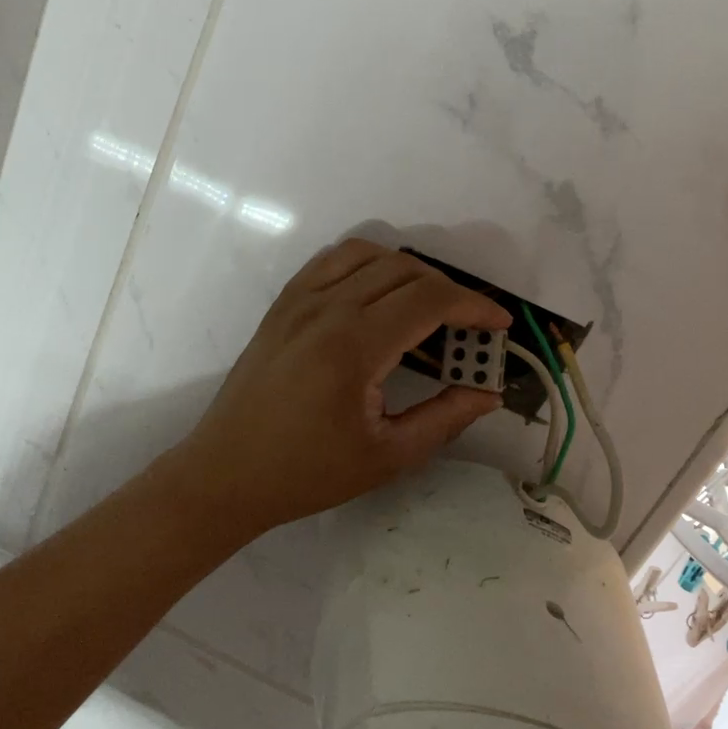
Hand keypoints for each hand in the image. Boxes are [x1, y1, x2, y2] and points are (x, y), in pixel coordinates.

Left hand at [161, 239, 510, 536]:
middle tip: (469, 326)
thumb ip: (445, 417)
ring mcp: (298, 301)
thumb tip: (489, 392)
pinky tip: (376, 295)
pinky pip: (330, 261)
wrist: (228, 473)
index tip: (499, 324)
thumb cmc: (308, 472)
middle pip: (403, 270)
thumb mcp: (388, 455)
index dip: (473, 306)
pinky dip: (365, 264)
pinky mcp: (281, 305)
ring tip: (427, 306)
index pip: (429, 299)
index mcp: (354, 345)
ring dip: (407, 270)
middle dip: (448, 290)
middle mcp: (326, 308)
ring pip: (366, 254)